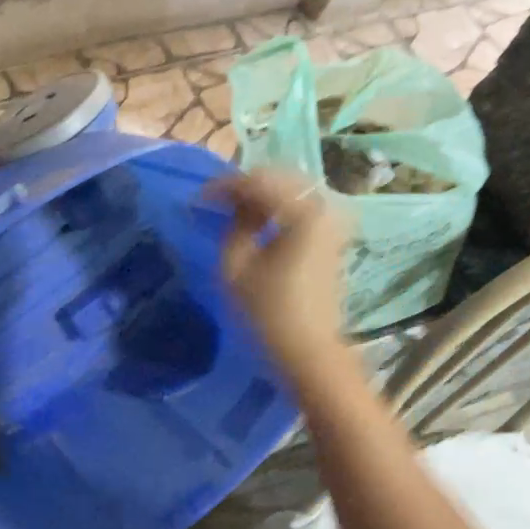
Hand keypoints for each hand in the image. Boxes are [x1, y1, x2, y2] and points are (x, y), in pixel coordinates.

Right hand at [204, 170, 346, 366]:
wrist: (309, 350)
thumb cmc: (268, 312)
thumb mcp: (236, 266)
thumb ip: (234, 224)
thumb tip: (234, 203)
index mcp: (302, 211)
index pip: (257, 181)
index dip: (223, 187)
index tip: (198, 200)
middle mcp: (324, 207)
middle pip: (278, 178)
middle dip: (245, 186)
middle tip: (215, 203)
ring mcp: (332, 221)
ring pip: (291, 191)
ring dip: (262, 196)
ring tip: (233, 212)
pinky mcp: (332, 236)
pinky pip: (301, 207)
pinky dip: (278, 209)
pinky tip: (257, 223)